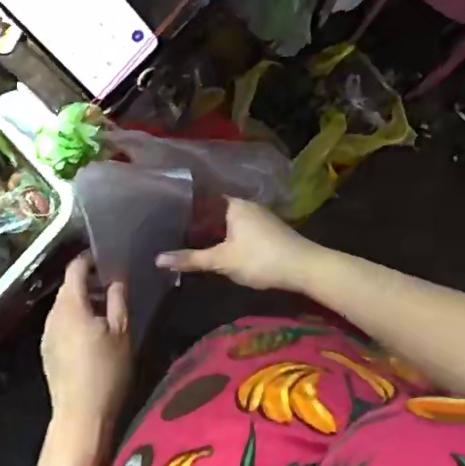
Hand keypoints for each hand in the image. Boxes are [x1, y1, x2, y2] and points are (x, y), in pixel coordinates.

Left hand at [41, 254, 131, 430]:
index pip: (75, 269)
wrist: (81, 415)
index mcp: (70, 305)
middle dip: (88, 282)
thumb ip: (117, 299)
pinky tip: (91, 334)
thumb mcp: (121, 332)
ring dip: (82, 302)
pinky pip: (60, 323)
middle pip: (68, 287)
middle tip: (112, 287)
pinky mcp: (46, 349)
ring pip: (64, 306)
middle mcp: (53, 314)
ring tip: (106, 311)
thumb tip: (115, 278)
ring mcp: (46, 333)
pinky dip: (74, 319)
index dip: (89, 259)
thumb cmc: (106, 371)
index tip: (106, 259)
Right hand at [157, 197, 317, 291]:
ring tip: (189, 240)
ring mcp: (259, 216)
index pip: (202, 198)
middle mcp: (245, 204)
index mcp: (233, 204)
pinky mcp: (267, 230)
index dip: (183, 206)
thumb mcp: (223, 261)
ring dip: (212, 230)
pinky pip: (238, 228)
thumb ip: (191, 259)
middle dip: (196, 221)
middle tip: (172, 230)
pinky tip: (217, 248)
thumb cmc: (261, 259)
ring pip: (227, 220)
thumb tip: (157, 259)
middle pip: (214, 209)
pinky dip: (225, 235)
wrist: (306, 268)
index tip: (165, 214)